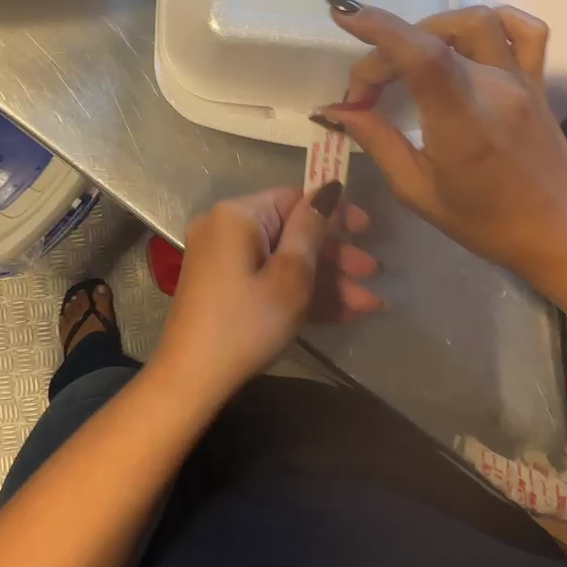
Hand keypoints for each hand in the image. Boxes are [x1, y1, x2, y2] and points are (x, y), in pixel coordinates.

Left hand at [149, 185, 380, 401]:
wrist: (192, 377)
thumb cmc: (247, 323)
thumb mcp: (289, 276)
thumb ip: (311, 230)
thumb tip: (328, 188)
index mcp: (236, 215)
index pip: (293, 198)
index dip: (333, 212)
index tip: (367, 229)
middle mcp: (225, 228)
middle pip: (290, 231)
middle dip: (335, 254)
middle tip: (373, 273)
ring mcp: (222, 259)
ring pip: (283, 259)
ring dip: (326, 280)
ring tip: (369, 304)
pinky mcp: (224, 287)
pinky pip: (267, 278)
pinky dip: (299, 292)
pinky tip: (344, 313)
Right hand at [313, 3, 566, 273]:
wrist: (565, 233)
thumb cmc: (487, 222)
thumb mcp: (417, 190)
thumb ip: (377, 141)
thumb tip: (335, 110)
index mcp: (461, 120)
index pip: (421, 55)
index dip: (379, 27)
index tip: (342, 15)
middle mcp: (493, 88)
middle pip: (429, 40)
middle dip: (384, 55)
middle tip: (366, 95)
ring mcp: (520, 79)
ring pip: (474, 22)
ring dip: (429, 30)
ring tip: (407, 61)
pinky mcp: (535, 80)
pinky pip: (523, 30)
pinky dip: (490, 23)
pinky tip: (464, 41)